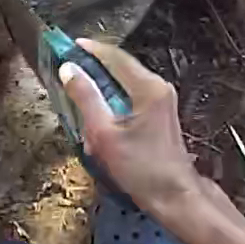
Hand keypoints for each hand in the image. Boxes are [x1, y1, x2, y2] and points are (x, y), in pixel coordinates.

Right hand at [58, 38, 202, 215]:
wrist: (175, 198)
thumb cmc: (140, 168)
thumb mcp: (104, 134)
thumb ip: (85, 98)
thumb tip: (69, 69)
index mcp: (147, 87)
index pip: (115, 57)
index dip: (91, 49)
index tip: (69, 45)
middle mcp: (157, 87)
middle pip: (120, 67)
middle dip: (94, 69)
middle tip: (69, 71)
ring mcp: (161, 99)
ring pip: (124, 83)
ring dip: (102, 88)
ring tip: (80, 96)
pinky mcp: (159, 112)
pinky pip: (130, 96)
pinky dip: (112, 101)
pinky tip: (98, 118)